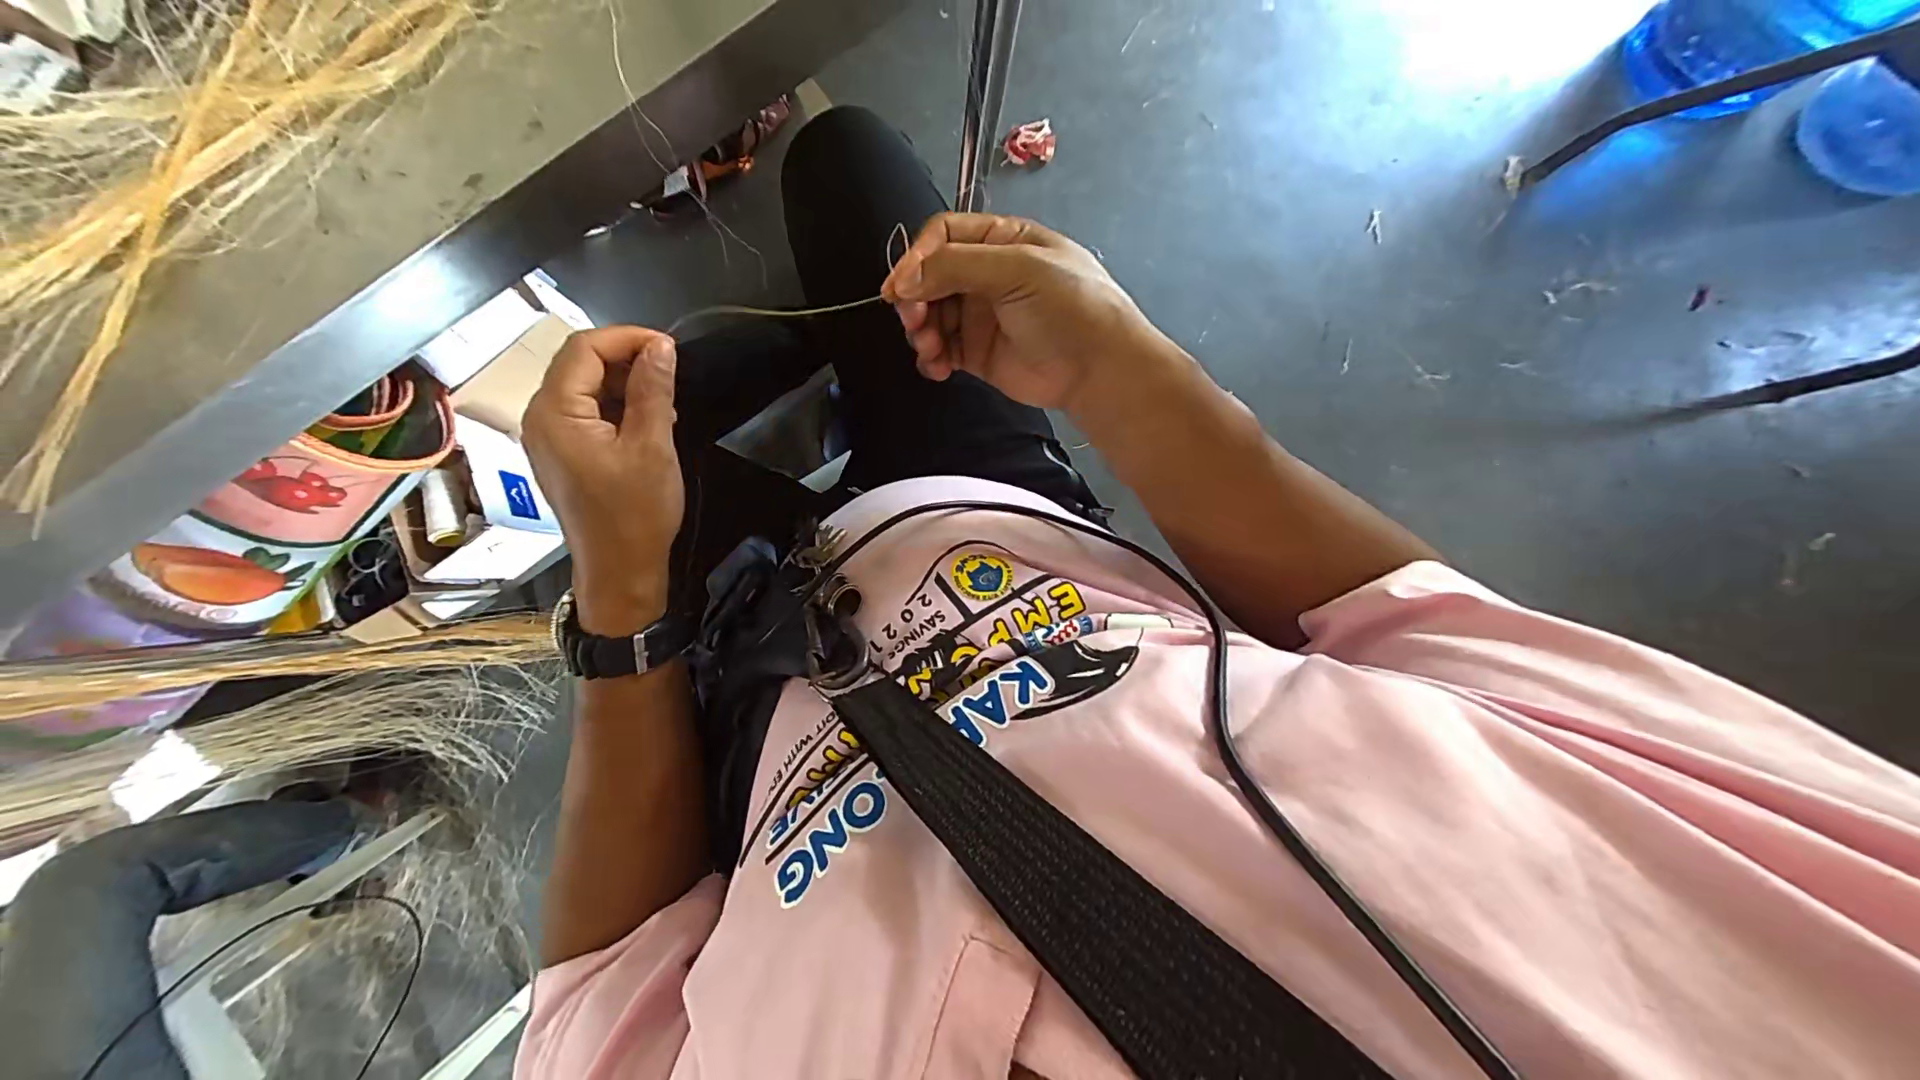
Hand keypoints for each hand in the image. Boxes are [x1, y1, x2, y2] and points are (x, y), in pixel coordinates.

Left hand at [521, 327, 682, 634]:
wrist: (621, 570)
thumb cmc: (636, 515)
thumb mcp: (652, 447)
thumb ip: (653, 391)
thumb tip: (661, 348)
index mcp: (555, 414)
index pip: (583, 349)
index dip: (628, 339)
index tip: (670, 348)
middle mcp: (541, 420)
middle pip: (579, 365)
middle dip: (627, 361)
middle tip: (671, 374)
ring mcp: (549, 439)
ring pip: (585, 389)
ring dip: (626, 386)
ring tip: (665, 403)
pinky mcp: (564, 455)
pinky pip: (587, 414)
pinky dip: (618, 408)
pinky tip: (648, 423)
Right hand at [881, 213, 1176, 412]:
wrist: (1098, 369)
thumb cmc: (1070, 307)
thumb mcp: (1018, 269)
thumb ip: (957, 267)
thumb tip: (905, 279)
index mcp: (1001, 240)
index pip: (943, 237)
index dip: (916, 259)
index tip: (900, 288)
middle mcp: (987, 275)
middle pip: (930, 278)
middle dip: (915, 299)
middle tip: (915, 321)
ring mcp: (981, 316)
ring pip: (931, 316)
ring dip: (921, 331)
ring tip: (930, 348)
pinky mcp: (978, 354)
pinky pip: (941, 351)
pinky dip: (931, 358)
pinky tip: (937, 367)